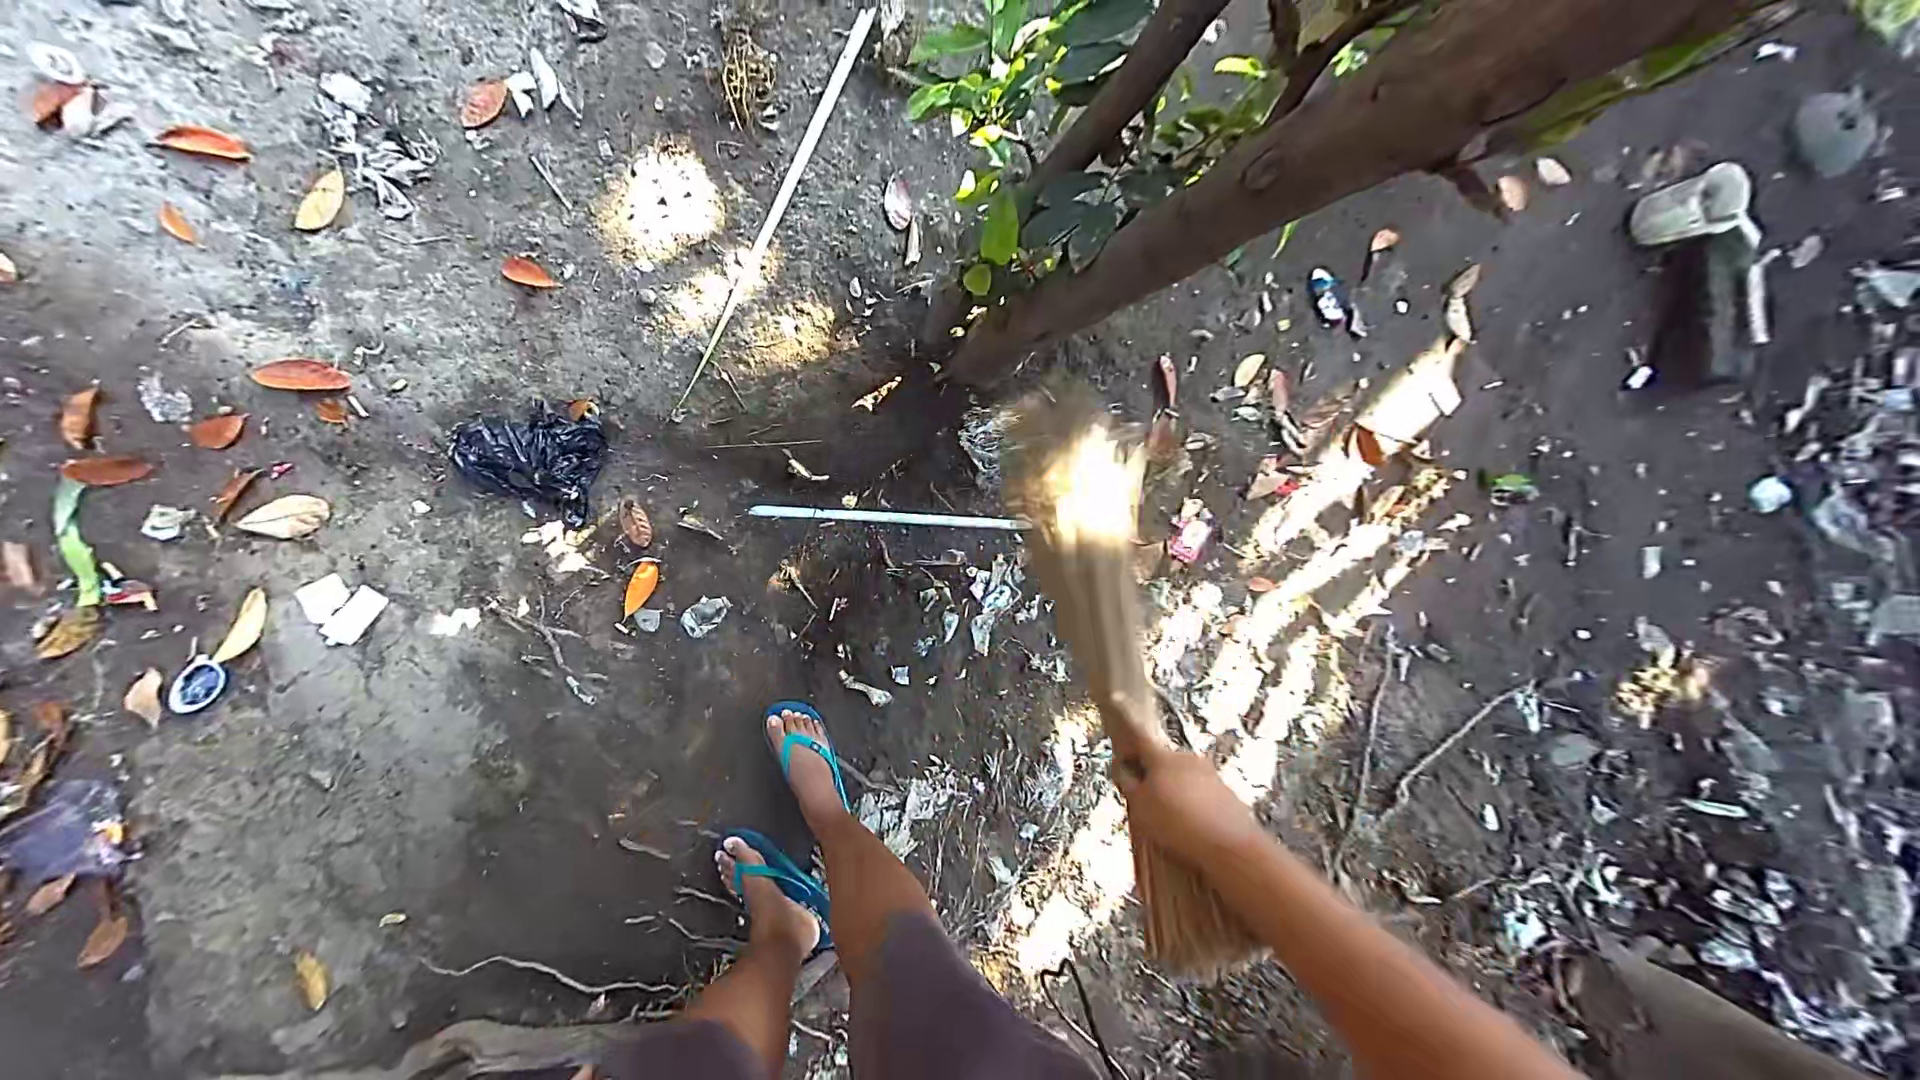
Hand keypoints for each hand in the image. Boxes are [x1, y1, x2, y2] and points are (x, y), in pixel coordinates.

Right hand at [1113, 743, 1270, 866]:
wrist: (1231, 848)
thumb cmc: (1177, 825)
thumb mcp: (1140, 808)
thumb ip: (1128, 784)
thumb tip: (1124, 771)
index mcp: (1162, 757)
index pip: (1140, 741)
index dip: (1129, 749)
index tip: (1123, 761)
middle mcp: (1188, 758)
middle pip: (1164, 761)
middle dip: (1155, 776)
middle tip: (1148, 800)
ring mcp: (1211, 774)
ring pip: (1185, 777)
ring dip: (1176, 790)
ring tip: (1173, 819)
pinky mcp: (1228, 793)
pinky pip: (1204, 793)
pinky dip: (1197, 804)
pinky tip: (1195, 827)